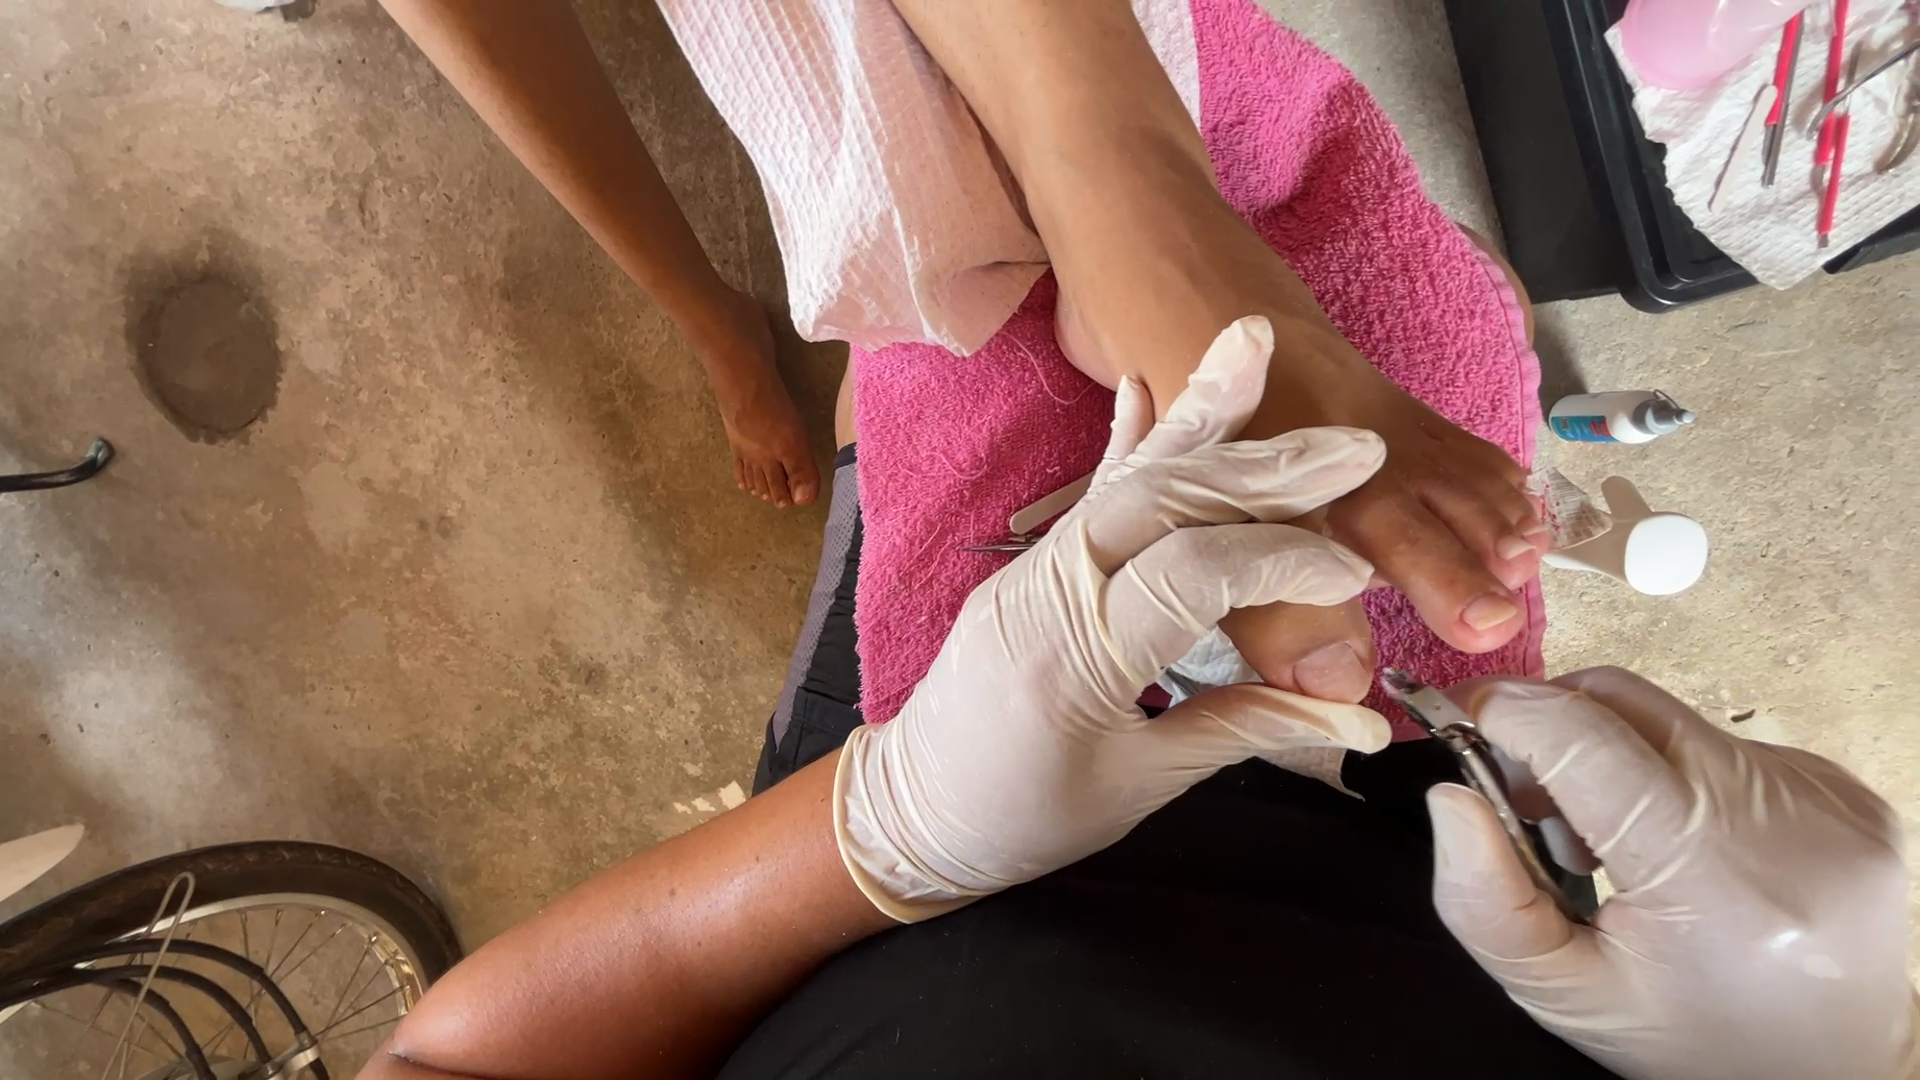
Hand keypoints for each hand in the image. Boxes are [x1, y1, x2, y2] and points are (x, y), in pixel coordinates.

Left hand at [835, 318, 1393, 920]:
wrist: (916, 804)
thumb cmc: (1025, 816)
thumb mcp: (1138, 785)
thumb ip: (1240, 729)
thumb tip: (1355, 717)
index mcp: (1077, 663)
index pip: (1191, 575)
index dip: (1280, 563)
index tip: (1355, 572)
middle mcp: (1047, 594)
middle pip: (1156, 505)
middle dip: (1256, 469)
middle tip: (1349, 446)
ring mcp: (1029, 571)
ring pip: (1121, 486)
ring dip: (1195, 426)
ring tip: (1250, 352)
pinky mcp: (1026, 569)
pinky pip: (1084, 500)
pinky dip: (1123, 446)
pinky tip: (1142, 389)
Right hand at [1428, 667, 1917, 1079]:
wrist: (1860, 1078)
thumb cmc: (1697, 1042)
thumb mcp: (1563, 994)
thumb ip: (1483, 901)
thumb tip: (1450, 793)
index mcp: (1721, 877)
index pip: (1577, 731)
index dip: (1493, 709)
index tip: (1445, 722)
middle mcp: (1789, 818)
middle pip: (1609, 700)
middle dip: (1531, 722)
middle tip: (1506, 786)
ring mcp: (1826, 795)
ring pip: (1648, 709)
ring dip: (1584, 741)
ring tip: (1585, 824)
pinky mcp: (1838, 786)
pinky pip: (1694, 733)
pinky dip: (1641, 759)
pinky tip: (1650, 828)